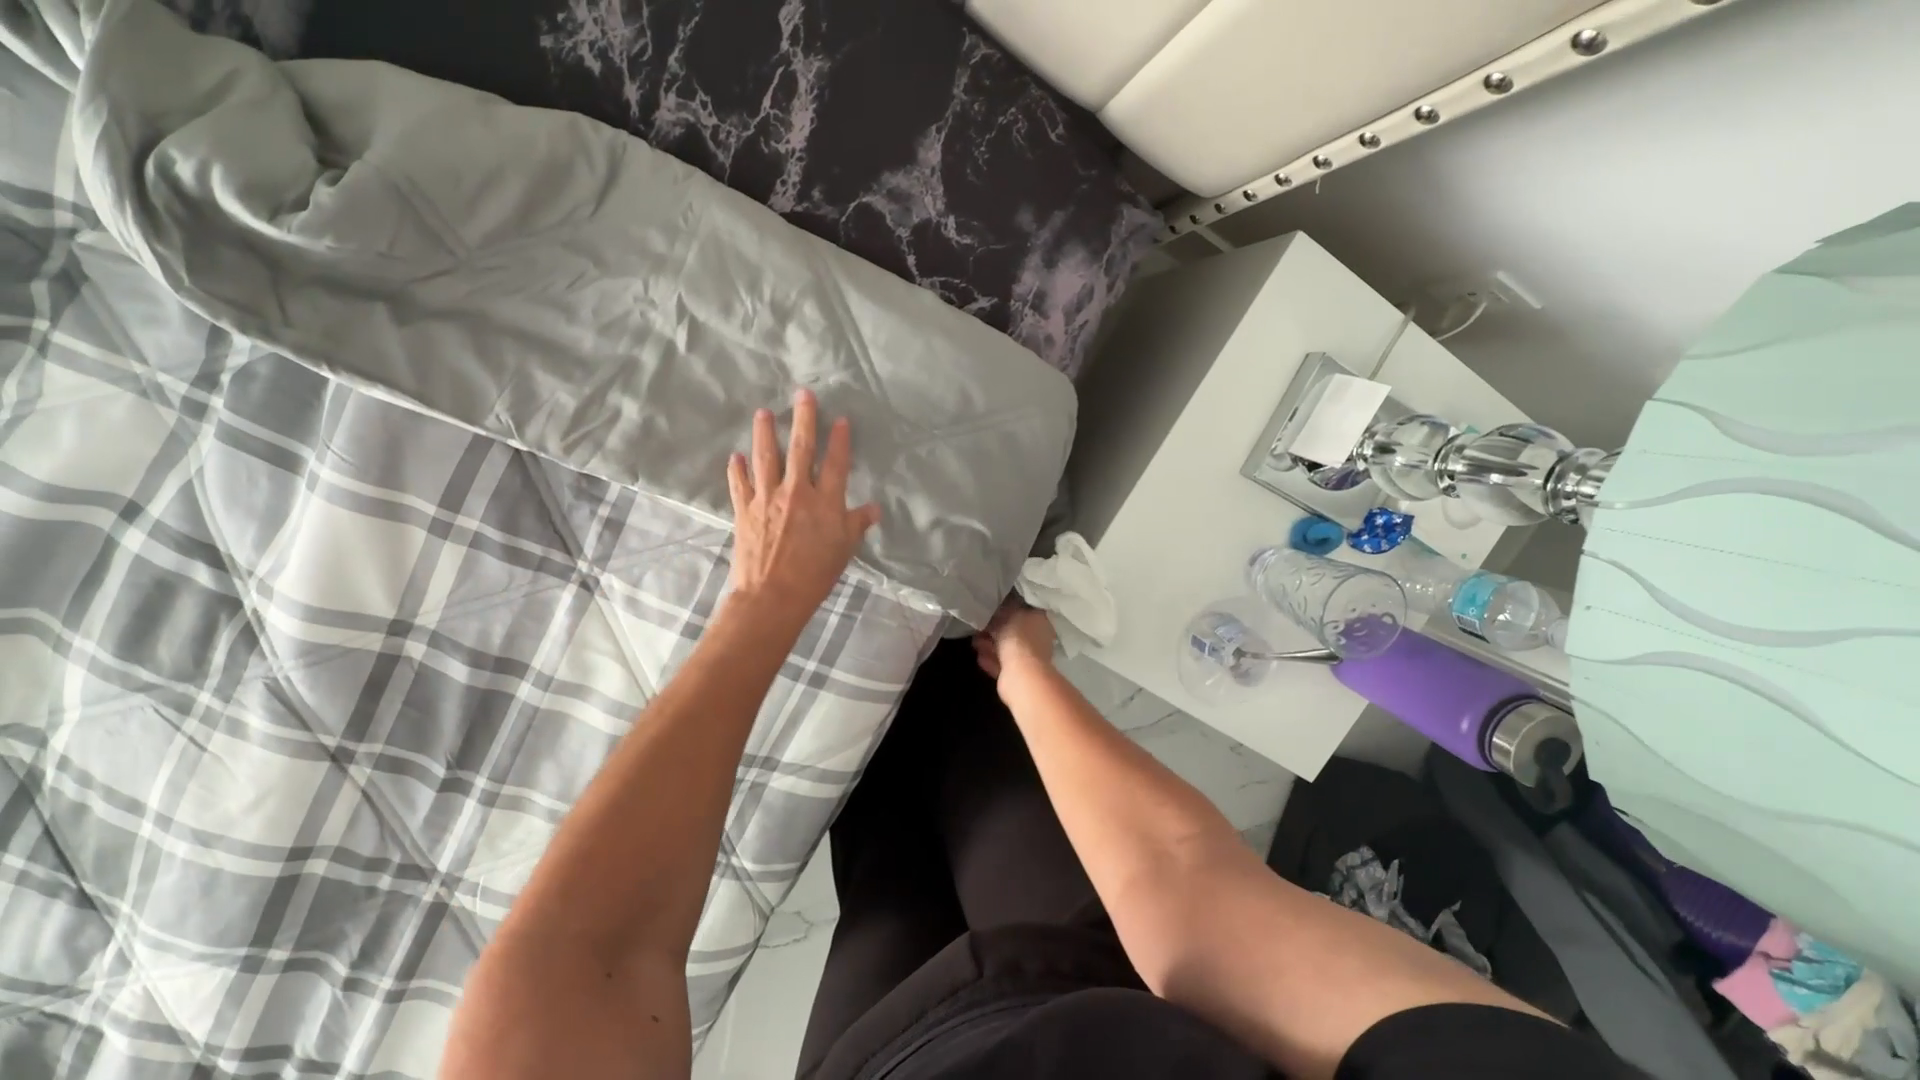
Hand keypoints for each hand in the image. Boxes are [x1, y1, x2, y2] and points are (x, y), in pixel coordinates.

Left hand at [725, 388, 880, 624]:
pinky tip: (736, 457)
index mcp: (826, 502)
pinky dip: (737, 469)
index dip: (839, 440)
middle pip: (801, 449)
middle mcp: (796, 492)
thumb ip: (856, 524)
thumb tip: (873, 509)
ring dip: (764, 433)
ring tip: (763, 413)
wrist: (772, 595)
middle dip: (803, 419)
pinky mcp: (745, 511)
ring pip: (765, 457)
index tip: (840, 419)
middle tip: (802, 394)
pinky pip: (740, 484)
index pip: (836, 463)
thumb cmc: (815, 575)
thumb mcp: (844, 550)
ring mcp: (767, 499)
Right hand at [973, 600, 1056, 695]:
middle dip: (995, 630)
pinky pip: (1003, 664)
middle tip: (979, 628)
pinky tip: (981, 657)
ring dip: (991, 646)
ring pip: (1007, 649)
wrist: (1021, 674)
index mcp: (1041, 621)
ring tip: (975, 643)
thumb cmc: (1017, 638)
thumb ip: (1002, 609)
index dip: (1007, 609)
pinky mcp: (1020, 674)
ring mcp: (1031, 658)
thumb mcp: (1007, 614)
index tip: (992, 610)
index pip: (1024, 610)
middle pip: (1014, 631)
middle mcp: (1039, 639)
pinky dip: (992, 660)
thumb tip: (999, 609)